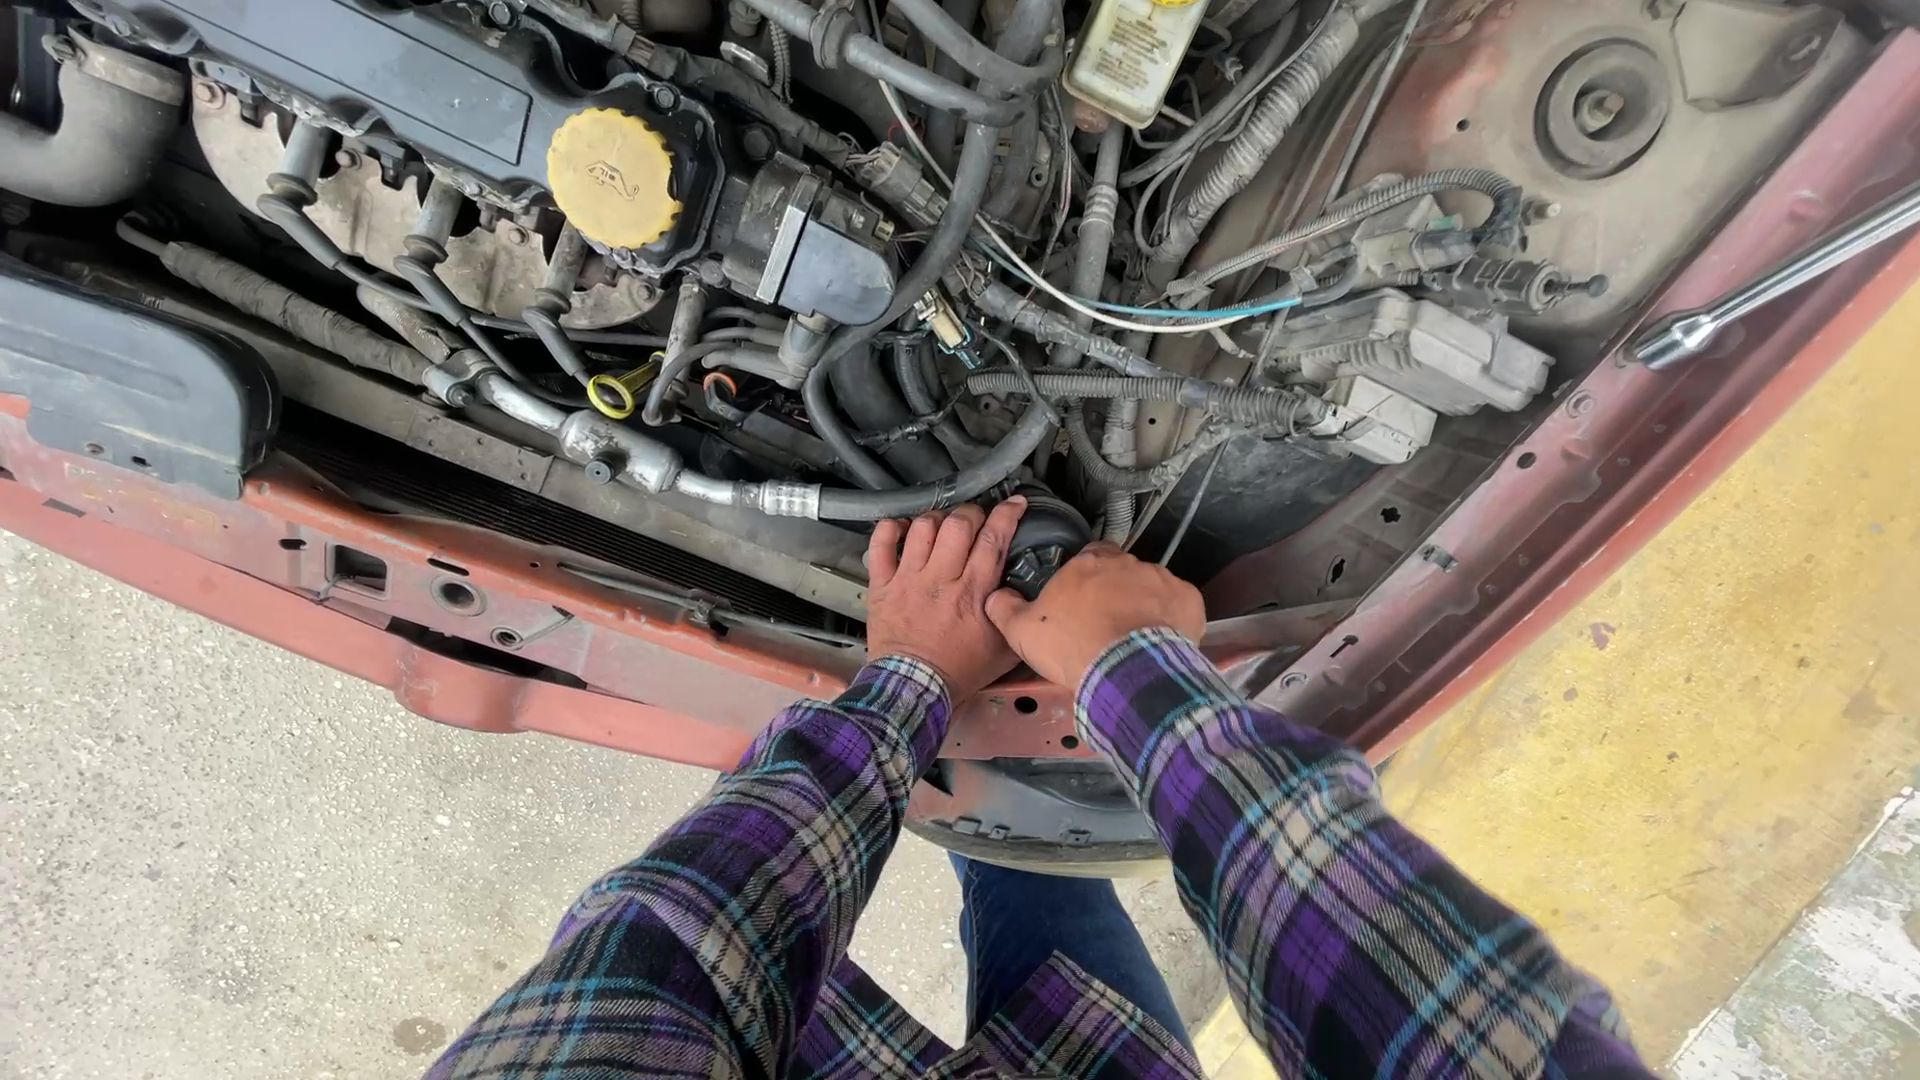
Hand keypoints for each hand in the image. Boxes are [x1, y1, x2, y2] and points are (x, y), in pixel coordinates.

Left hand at [865, 498, 1028, 699]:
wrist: (914, 689)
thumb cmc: (958, 671)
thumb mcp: (1003, 650)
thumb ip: (1013, 617)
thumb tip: (1022, 596)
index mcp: (974, 592)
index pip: (993, 539)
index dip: (1006, 514)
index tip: (1014, 503)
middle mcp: (941, 579)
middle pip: (959, 525)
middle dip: (972, 512)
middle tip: (976, 519)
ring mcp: (908, 579)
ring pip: (923, 528)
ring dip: (937, 518)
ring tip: (942, 524)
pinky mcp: (882, 586)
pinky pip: (881, 545)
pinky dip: (891, 529)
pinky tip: (903, 528)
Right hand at [985, 542, 1204, 688]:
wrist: (1124, 672)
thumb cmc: (1071, 646)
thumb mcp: (1022, 631)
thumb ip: (1005, 608)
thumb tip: (994, 595)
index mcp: (1088, 562)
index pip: (1089, 555)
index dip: (1086, 576)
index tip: (1082, 597)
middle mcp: (1127, 562)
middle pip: (1122, 570)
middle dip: (1116, 589)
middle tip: (1106, 620)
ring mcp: (1161, 579)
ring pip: (1152, 586)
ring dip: (1144, 604)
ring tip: (1134, 635)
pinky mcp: (1188, 601)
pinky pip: (1179, 605)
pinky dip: (1171, 618)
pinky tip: (1159, 639)